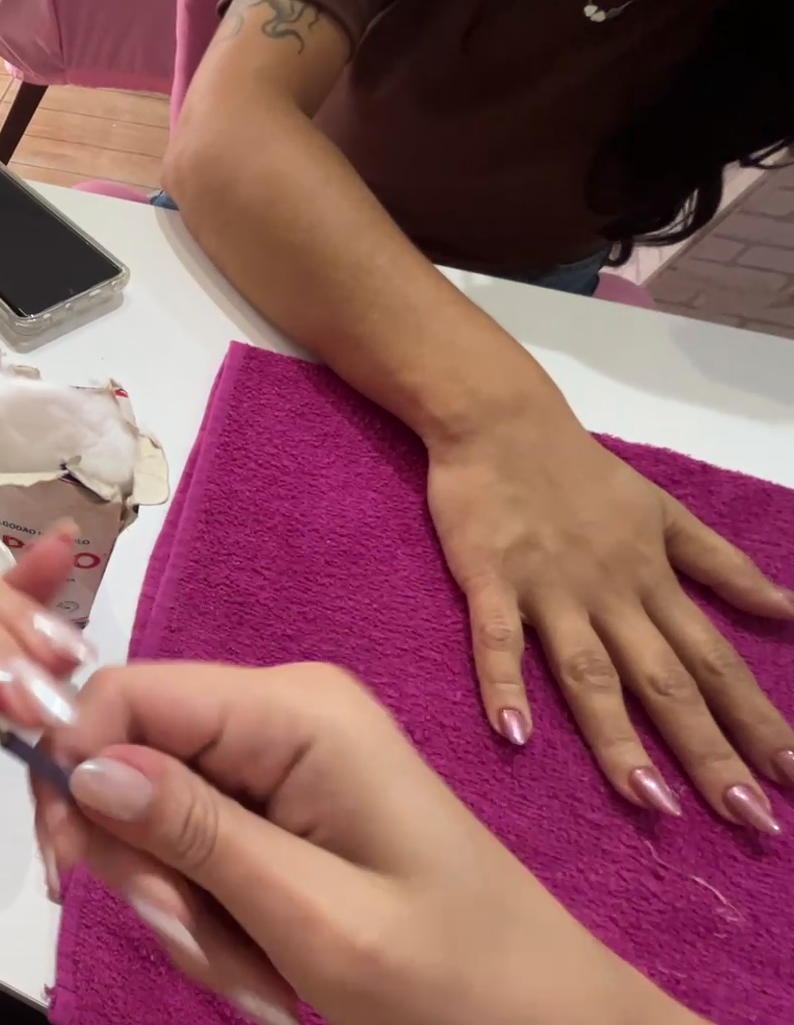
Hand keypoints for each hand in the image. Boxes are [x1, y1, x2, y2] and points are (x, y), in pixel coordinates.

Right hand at [41, 662, 707, 1024]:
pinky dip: (196, 900)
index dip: (74, 761)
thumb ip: (193, 832)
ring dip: (172, 894)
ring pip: (147, 801)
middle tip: (188, 938)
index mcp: (291, 708)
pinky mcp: (267, 789)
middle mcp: (270, 706)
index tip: (69, 865)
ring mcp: (269, 747)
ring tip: (246, 972)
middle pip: (131, 751)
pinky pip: (182, 829)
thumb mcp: (318, 919)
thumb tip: (81, 768)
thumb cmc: (465, 989)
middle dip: (140, 855)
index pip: (126, 692)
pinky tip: (253, 956)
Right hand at [428, 407, 792, 830]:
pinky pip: (496, 640)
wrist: (500, 429)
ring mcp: (546, 590)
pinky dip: (503, 685)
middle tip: (749, 823)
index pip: (715, 663)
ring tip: (649, 801)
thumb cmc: (573, 470)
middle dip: (709, 752)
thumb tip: (788, 614)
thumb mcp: (662, 509)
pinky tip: (512, 732)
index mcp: (652, 580)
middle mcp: (611, 595)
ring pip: (590, 674)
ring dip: (619, 739)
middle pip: (665, 683)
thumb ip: (717, 563)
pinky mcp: (487, 580)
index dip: (757, 723)